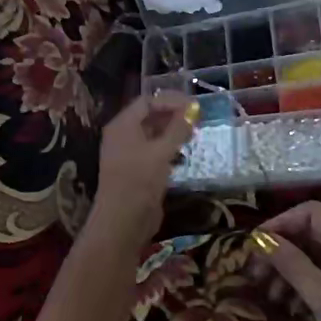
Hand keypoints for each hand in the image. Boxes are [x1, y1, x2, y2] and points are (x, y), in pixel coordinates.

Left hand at [87, 92, 195, 246]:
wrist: (123, 220)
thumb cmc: (140, 180)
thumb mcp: (162, 152)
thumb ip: (177, 129)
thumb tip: (192, 109)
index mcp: (122, 125)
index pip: (147, 101)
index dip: (171, 100)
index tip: (195, 106)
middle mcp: (122, 136)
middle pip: (149, 116)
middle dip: (173, 115)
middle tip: (199, 119)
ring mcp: (128, 154)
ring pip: (152, 135)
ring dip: (172, 132)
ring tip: (194, 134)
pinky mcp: (136, 171)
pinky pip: (153, 152)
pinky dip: (168, 149)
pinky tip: (184, 154)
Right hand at [249, 201, 320, 320]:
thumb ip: (291, 263)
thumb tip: (260, 239)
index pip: (313, 213)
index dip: (280, 224)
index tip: (254, 247)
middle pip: (315, 232)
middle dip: (282, 250)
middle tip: (255, 274)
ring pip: (320, 252)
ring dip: (292, 268)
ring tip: (269, 293)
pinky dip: (309, 280)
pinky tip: (291, 302)